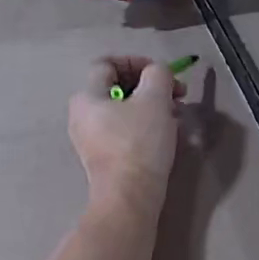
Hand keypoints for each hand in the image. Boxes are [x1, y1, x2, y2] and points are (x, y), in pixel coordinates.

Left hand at [69, 56, 186, 208]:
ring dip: (151, 107)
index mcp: (87, 96)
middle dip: (149, 86)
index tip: (163, 74)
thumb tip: (158, 73)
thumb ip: (158, 75)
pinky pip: (124, 131)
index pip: (108, 63)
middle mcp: (82, 115)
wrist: (130, 198)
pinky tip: (165, 135)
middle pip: (116, 87)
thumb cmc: (139, 144)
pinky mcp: (103, 159)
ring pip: (123, 110)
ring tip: (175, 116)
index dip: (137, 62)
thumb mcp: (155, 100)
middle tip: (176, 95)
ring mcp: (90, 140)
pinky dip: (144, 126)